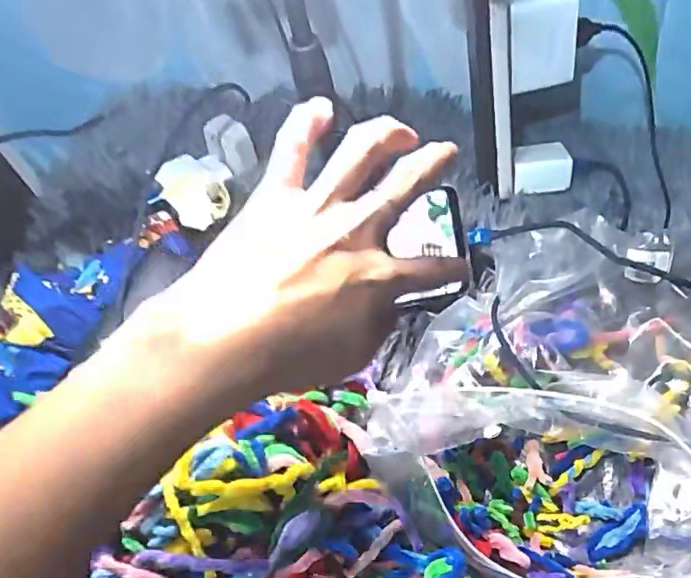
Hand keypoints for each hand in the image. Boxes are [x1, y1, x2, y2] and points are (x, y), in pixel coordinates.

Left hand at [116, 98, 463, 398]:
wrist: (228, 336)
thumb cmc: (293, 357)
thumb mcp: (354, 354)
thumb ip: (379, 325)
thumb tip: (390, 307)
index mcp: (378, 278)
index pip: (430, 270)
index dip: (452, 270)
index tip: (463, 268)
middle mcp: (356, 231)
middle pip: (405, 187)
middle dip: (434, 166)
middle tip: (447, 152)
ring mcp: (316, 206)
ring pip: (360, 152)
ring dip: (386, 133)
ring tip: (400, 130)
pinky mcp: (276, 195)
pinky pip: (294, 147)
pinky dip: (308, 121)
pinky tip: (321, 108)